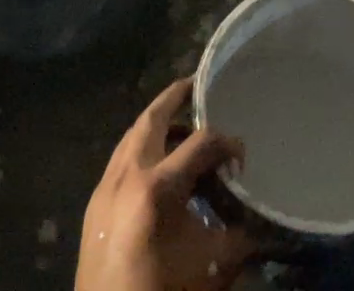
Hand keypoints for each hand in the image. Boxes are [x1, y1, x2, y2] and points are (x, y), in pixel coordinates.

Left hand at [77, 78, 250, 290]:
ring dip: (155, 124)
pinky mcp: (93, 208)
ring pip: (129, 138)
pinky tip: (156, 164)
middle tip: (195, 87)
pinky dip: (139, 148)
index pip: (202, 142)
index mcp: (159, 186)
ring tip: (180, 125)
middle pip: (151, 120)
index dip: (229, 144)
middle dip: (174, 99)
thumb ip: (241, 231)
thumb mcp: (216, 265)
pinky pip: (119, 161)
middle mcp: (128, 176)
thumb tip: (259, 216)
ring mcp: (104, 190)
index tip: (241, 161)